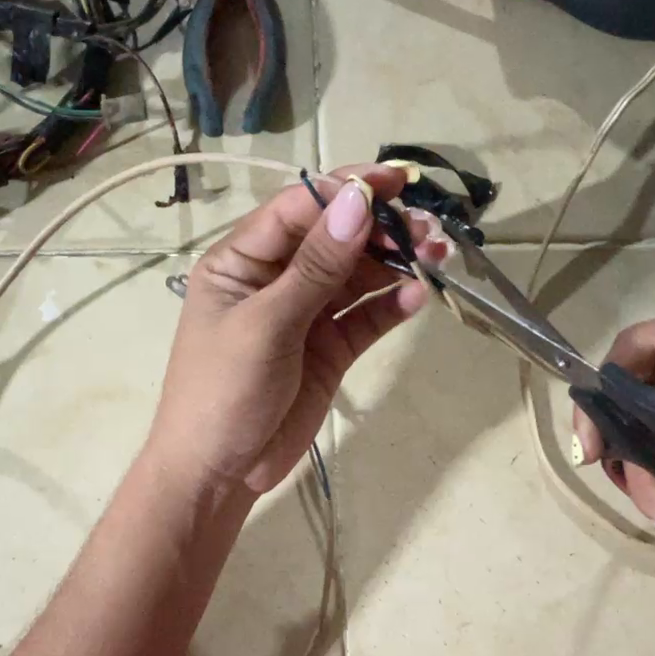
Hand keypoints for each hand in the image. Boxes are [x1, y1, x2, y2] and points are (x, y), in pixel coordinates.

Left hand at [145, 164, 437, 495]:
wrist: (219, 471)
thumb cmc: (223, 392)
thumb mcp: (265, 326)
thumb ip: (314, 268)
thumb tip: (357, 201)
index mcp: (242, 261)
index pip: (299, 210)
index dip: (346, 191)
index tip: (395, 183)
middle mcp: (276, 281)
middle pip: (334, 239)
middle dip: (379, 228)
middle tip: (425, 230)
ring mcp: (306, 316)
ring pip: (356, 276)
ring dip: (393, 263)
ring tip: (435, 256)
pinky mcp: (329, 351)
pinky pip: (365, 318)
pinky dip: (391, 306)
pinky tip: (417, 297)